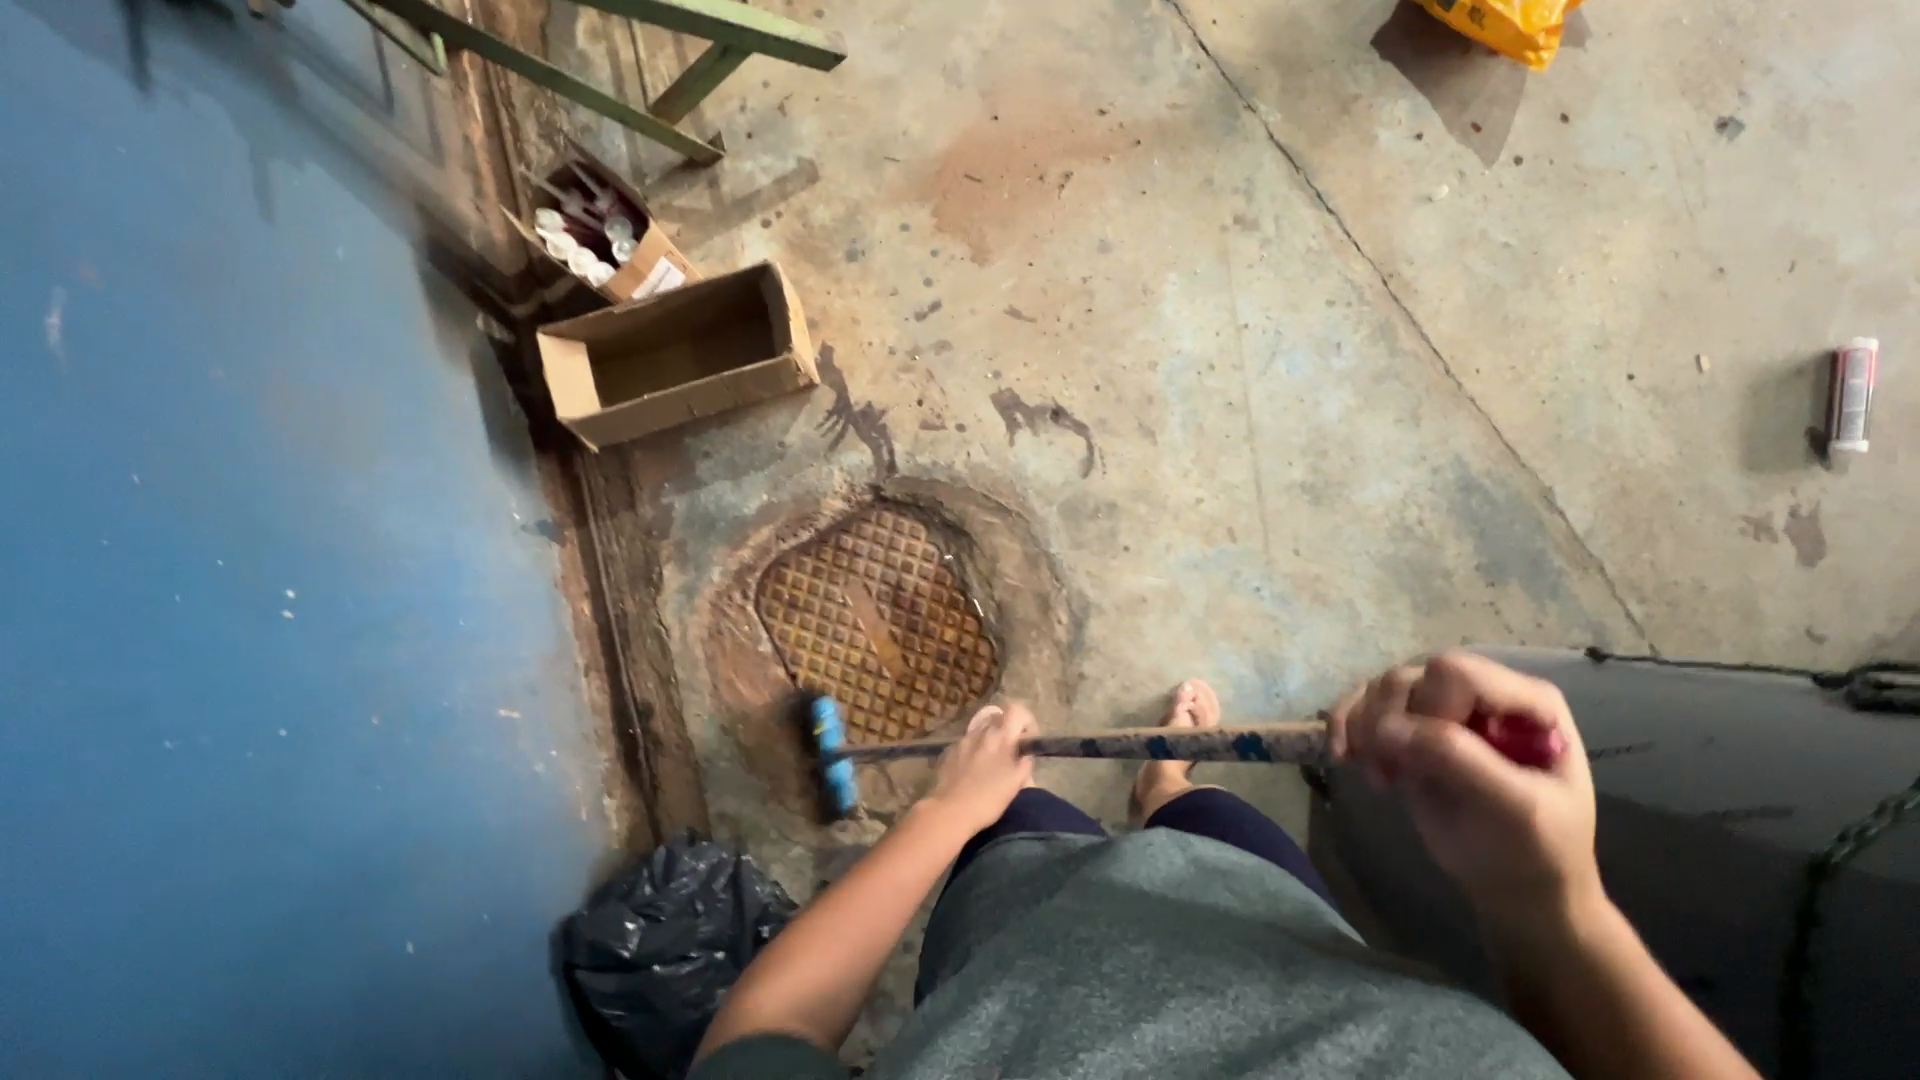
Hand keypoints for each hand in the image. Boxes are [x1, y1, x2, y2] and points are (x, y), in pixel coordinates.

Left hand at [923, 703, 1035, 830]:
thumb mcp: (1016, 784)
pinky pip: (967, 743)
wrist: (950, 811)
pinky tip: (973, 770)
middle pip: (998, 717)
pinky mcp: (949, 750)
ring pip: (981, 730)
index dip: (1026, 721)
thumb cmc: (988, 799)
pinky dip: (974, 749)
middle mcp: (981, 732)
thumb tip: (1025, 754)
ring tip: (991, 763)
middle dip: (1008, 730)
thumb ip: (1024, 763)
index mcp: (1001, 737)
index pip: (1016, 710)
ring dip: (990, 739)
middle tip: (1011, 752)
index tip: (1027, 740)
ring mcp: (963, 740)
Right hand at [1330, 652, 1600, 924]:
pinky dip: (1344, 726)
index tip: (1434, 762)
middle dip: (1389, 722)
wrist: (1515, 884)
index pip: (1457, 673)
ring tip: (1379, 778)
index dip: (1432, 710)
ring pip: (1381, 689)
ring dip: (1365, 731)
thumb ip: (1458, 759)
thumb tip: (1384, 728)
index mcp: (1525, 701)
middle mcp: (1480, 693)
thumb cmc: (1534, 848)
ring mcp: (1441, 709)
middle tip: (1392, 774)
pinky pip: (1362, 705)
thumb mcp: (1514, 808)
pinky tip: (1345, 757)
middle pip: (1411, 678)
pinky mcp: (1409, 728)